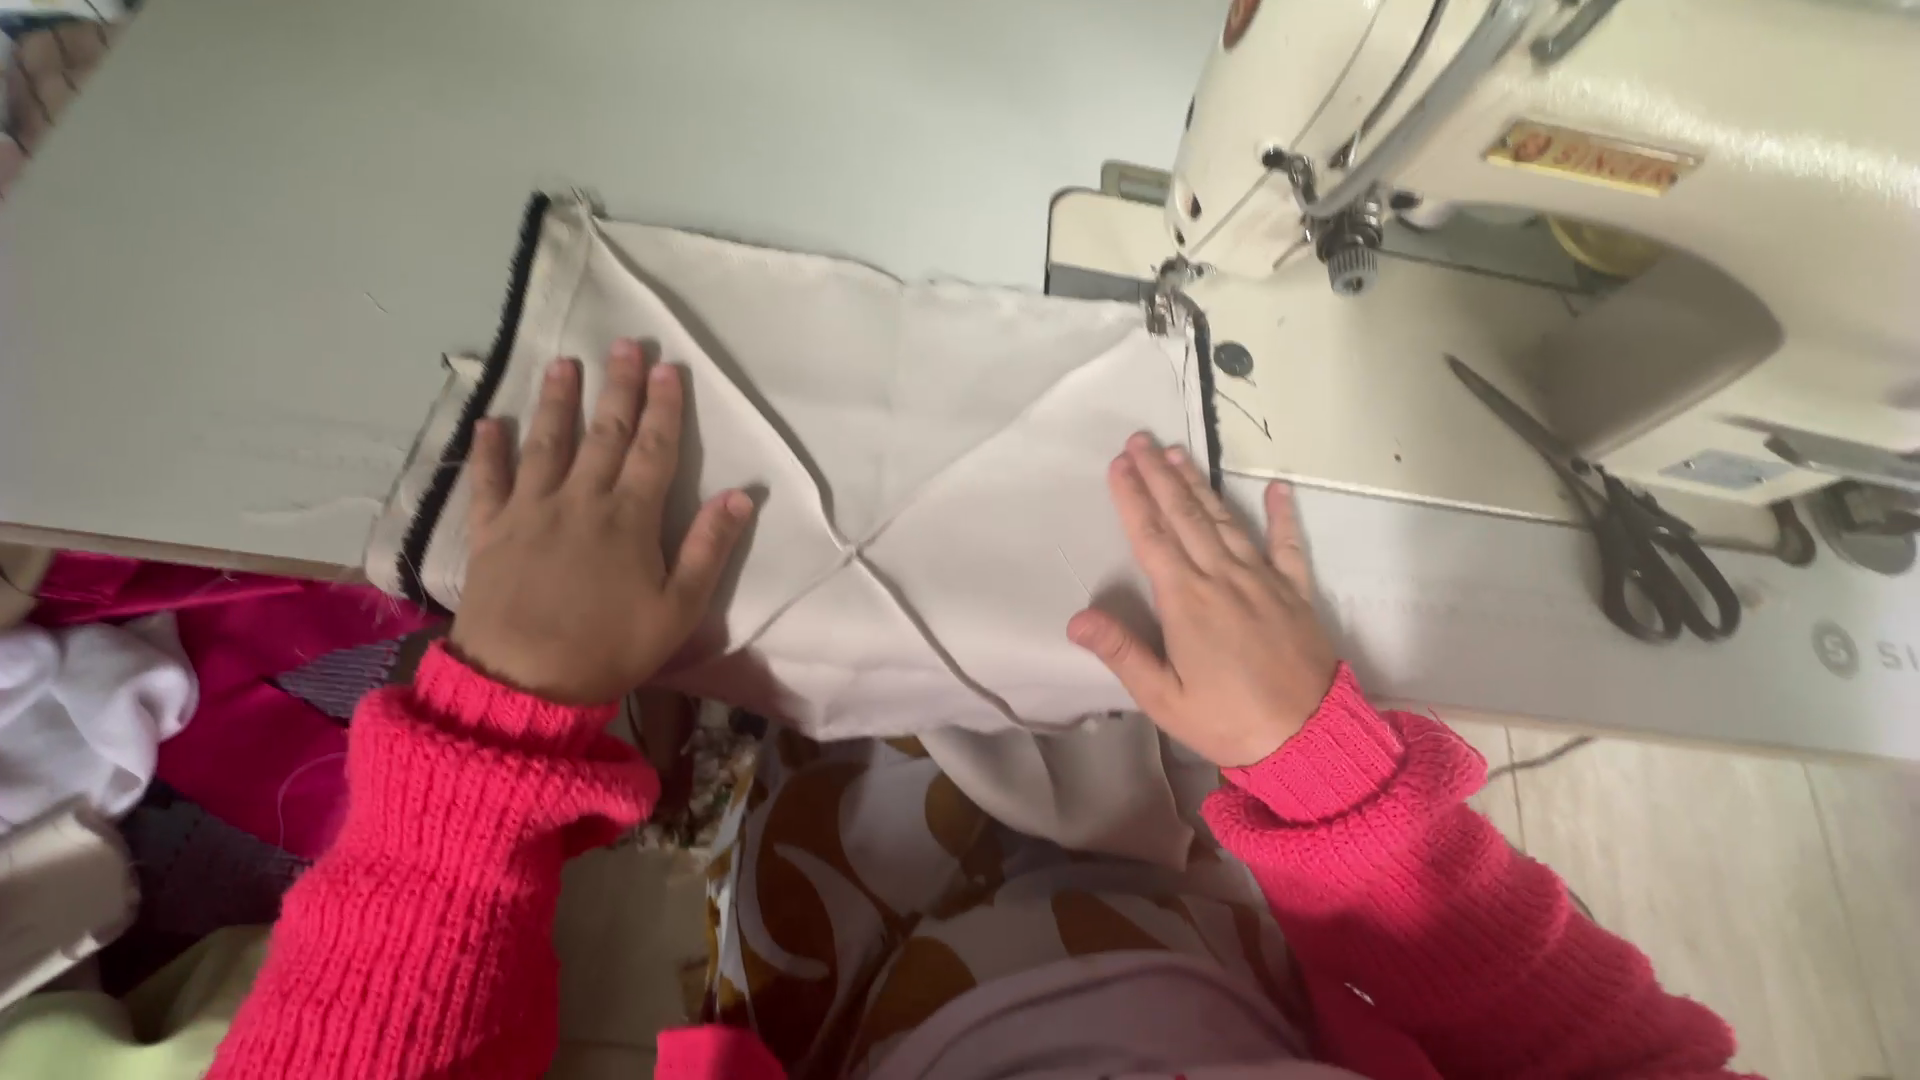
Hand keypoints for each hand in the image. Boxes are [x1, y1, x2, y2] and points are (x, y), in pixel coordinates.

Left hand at [448, 340, 754, 704]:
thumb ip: (708, 547)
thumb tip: (741, 494)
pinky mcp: (491, 531)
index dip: (664, 407)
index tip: (668, 368)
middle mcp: (580, 500)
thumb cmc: (612, 647)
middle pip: (604, 434)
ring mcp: (530, 511)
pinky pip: (488, 481)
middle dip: (618, 388)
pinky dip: (489, 450)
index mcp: (628, 518)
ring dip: (557, 401)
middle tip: (624, 344)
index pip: (653, 450)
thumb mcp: (679, 607)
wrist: (523, 684)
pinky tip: (491, 422)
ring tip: (564, 362)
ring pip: (547, 443)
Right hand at [1067, 434, 1337, 767]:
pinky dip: (1283, 516)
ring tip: (1178, 454)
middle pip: (1184, 517)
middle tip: (1140, 441)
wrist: (1310, 740)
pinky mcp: (1295, 593)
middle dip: (1159, 476)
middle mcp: (1223, 578)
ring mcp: (1263, 580)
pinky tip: (1278, 489)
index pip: (1151, 537)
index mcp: (1187, 601)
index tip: (1118, 465)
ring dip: (1199, 485)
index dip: (1132, 498)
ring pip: (1224, 521)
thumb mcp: (1164, 697)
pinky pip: (1288, 546)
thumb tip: (1076, 618)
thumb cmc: (1227, 721)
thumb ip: (1122, 653)